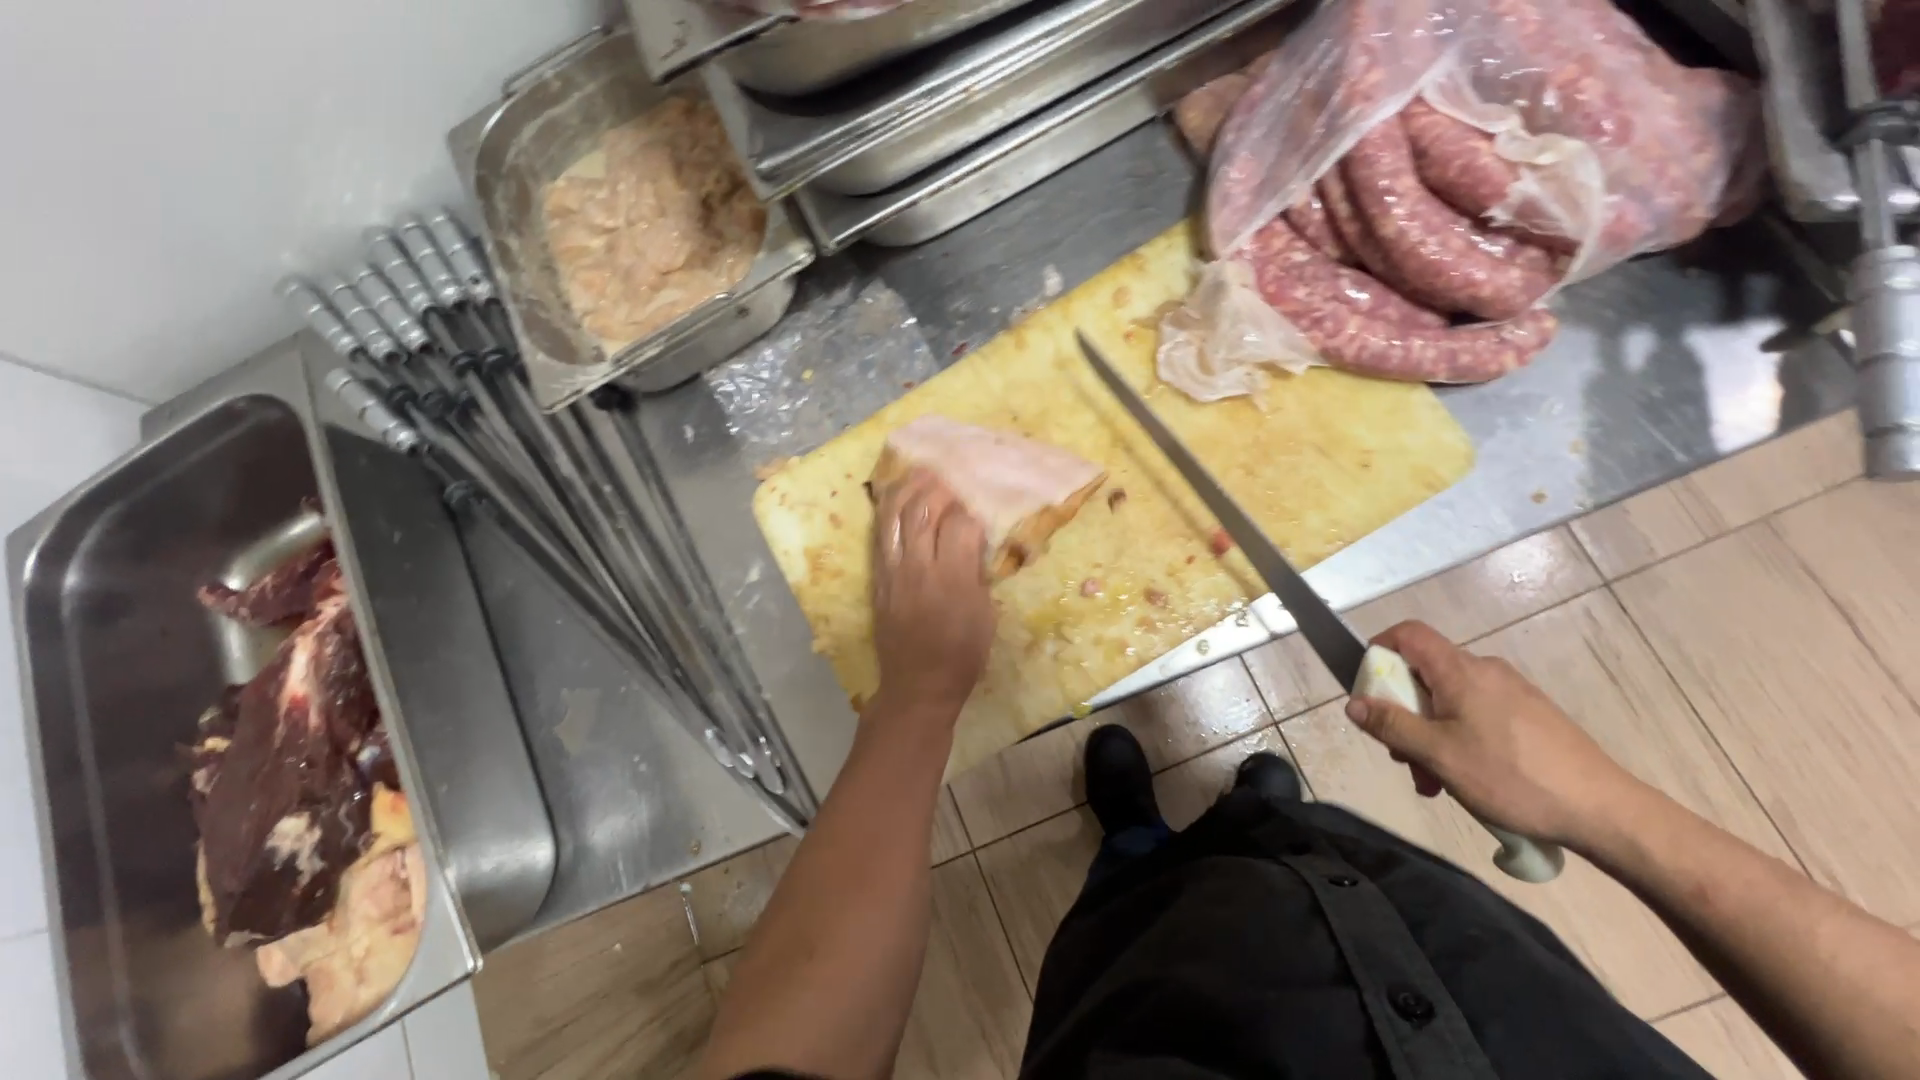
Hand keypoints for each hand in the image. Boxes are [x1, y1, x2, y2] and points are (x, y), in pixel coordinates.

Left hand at [869, 469, 995, 717]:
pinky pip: (880, 534)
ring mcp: (892, 571)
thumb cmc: (962, 655)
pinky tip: (897, 497)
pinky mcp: (877, 578)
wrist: (917, 685)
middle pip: (923, 509)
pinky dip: (889, 510)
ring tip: (921, 474)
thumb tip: (973, 541)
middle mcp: (919, 568)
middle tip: (950, 478)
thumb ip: (978, 573)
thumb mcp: (986, 615)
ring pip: (895, 514)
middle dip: (938, 487)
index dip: (969, 511)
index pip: (959, 523)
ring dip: (908, 488)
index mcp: (953, 579)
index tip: (977, 511)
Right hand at [1344, 620, 1642, 849]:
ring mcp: (1512, 693)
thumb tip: (1353, 703)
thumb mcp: (1438, 755)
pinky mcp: (1530, 716)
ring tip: (1435, 783)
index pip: (1409, 633)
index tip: (1366, 687)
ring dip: (1430, 735)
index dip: (1380, 649)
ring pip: (1450, 701)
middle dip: (1403, 712)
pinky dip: (1458, 739)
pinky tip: (1465, 779)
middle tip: (1401, 758)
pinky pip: (1476, 715)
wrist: (1603, 811)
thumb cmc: (1511, 777)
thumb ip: (1391, 726)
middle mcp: (1486, 671)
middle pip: (1425, 674)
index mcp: (1461, 671)